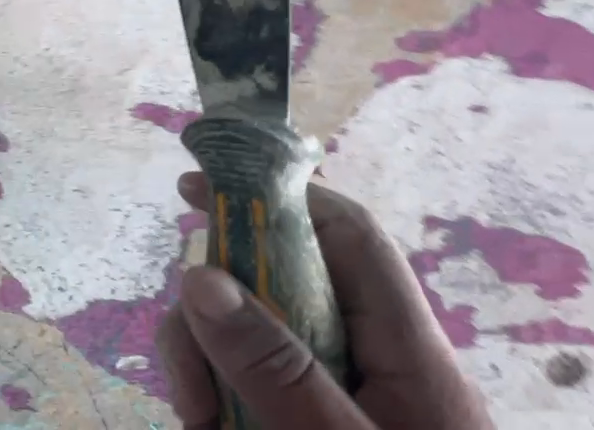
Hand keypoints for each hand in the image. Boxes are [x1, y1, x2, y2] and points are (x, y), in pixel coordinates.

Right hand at [157, 172, 492, 429]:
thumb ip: (276, 371)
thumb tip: (198, 272)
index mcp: (407, 352)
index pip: (347, 234)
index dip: (276, 195)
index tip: (192, 188)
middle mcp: (371, 356)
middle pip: (271, 281)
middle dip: (209, 310)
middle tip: (186, 373)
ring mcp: (338, 388)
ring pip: (244, 328)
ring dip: (202, 362)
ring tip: (200, 422)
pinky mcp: (311, 414)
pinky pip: (246, 374)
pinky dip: (215, 393)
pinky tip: (210, 425)